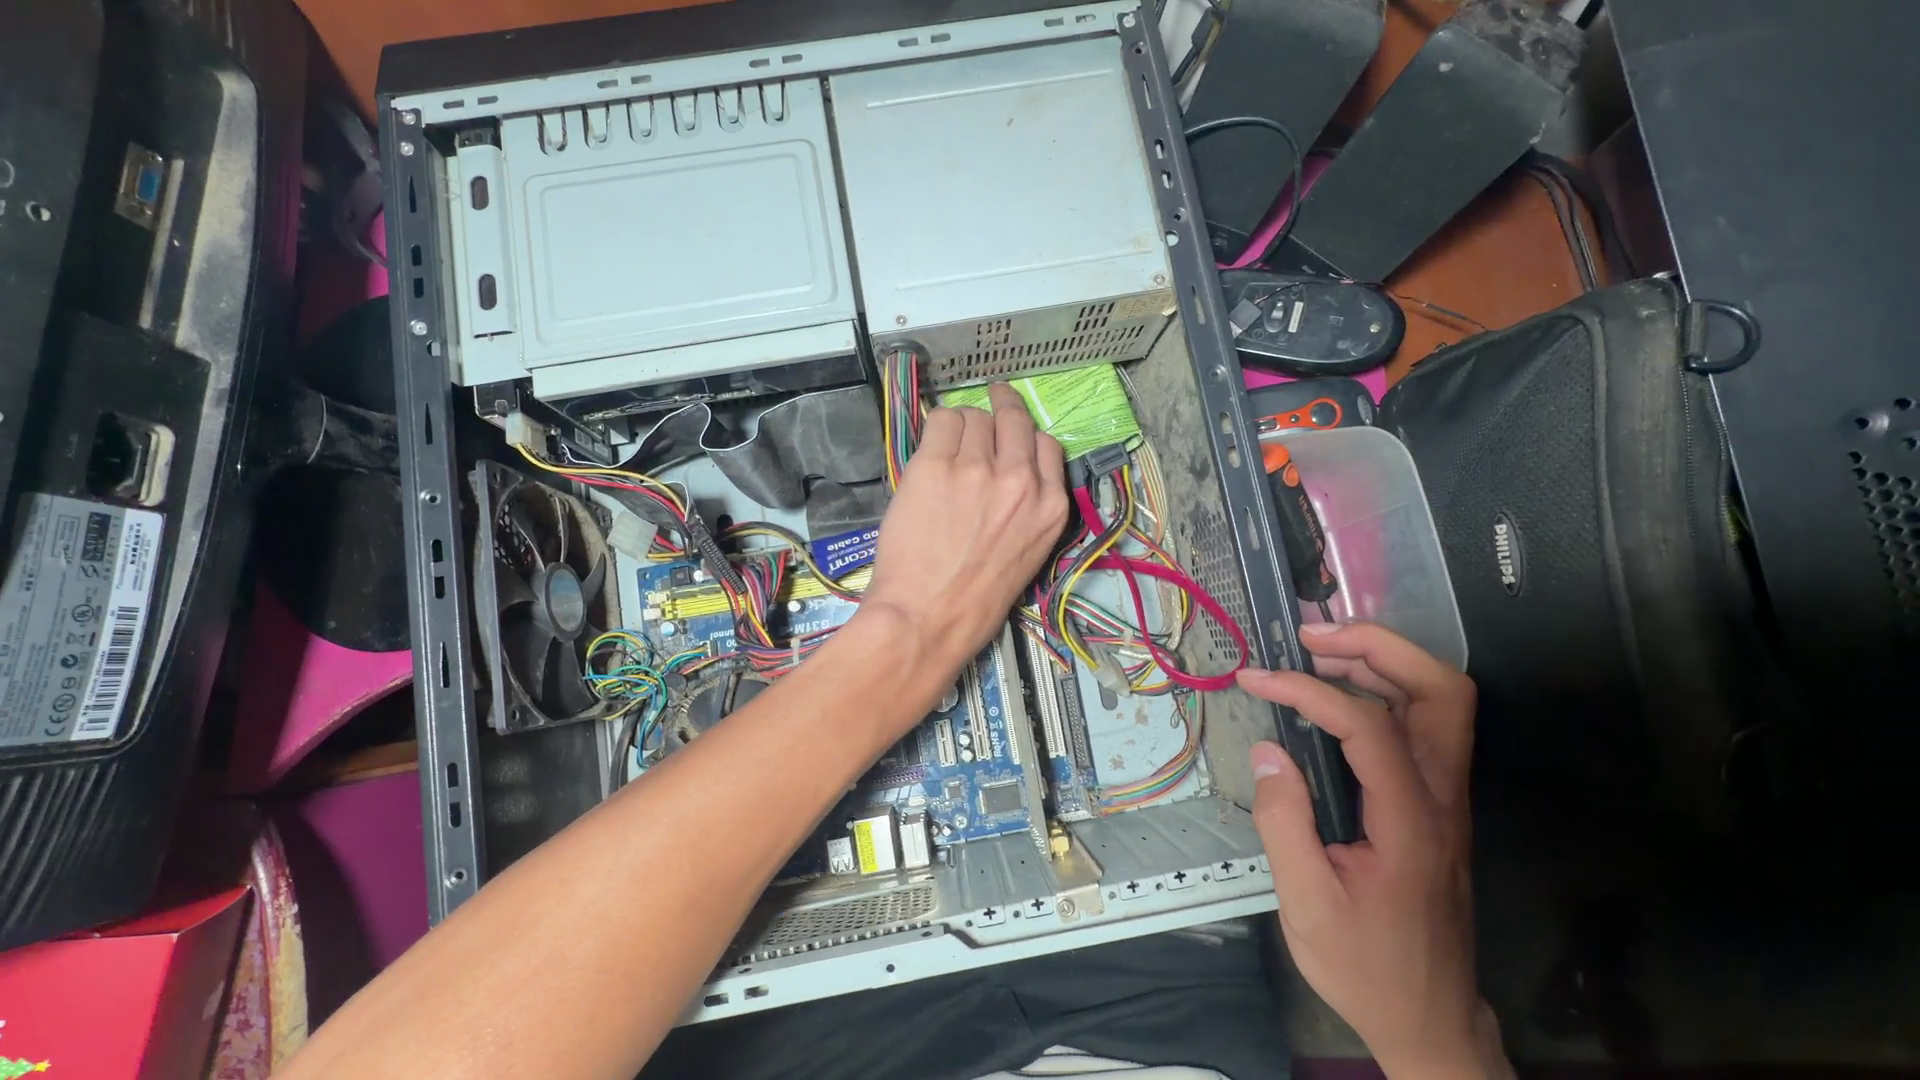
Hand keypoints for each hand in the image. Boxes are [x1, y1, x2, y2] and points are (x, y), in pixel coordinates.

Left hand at [863, 382, 1069, 671]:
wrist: (928, 618)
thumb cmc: (976, 602)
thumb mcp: (1028, 555)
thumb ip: (1028, 509)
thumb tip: (1009, 473)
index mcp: (1051, 506)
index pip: (1048, 446)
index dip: (1027, 435)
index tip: (1013, 431)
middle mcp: (1020, 480)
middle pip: (1014, 421)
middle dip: (1000, 409)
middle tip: (990, 397)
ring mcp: (977, 469)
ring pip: (974, 417)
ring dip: (963, 425)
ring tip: (949, 444)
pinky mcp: (935, 465)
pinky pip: (941, 421)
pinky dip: (938, 427)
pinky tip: (932, 443)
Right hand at [1237, 623, 1507, 1079]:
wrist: (1431, 1017)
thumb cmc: (1366, 965)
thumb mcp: (1307, 904)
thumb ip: (1285, 823)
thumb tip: (1269, 752)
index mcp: (1413, 821)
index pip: (1369, 725)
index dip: (1309, 690)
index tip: (1255, 680)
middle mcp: (1445, 798)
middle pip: (1441, 691)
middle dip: (1379, 647)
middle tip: (1312, 637)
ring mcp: (1449, 800)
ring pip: (1442, 702)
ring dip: (1386, 663)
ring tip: (1320, 652)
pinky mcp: (1439, 807)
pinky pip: (1426, 726)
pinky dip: (1386, 692)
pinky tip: (1340, 697)